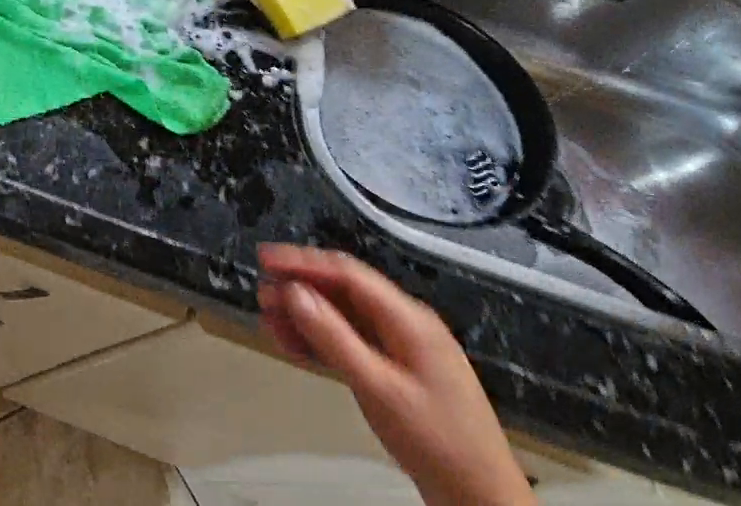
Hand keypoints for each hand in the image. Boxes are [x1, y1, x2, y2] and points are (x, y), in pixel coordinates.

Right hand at [258, 244, 535, 505]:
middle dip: (300, 288)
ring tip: (269, 319)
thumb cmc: (433, 438)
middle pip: (344, 291)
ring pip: (343, 316)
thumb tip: (291, 291)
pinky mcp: (394, 369)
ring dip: (305, 314)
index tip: (264, 259)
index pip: (348, 274)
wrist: (479, 495)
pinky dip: (319, 339)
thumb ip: (333, 337)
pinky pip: (350, 341)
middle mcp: (404, 324)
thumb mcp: (378, 387)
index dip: (302, 261)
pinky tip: (293, 344)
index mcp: (409, 319)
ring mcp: (401, 347)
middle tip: (262, 294)